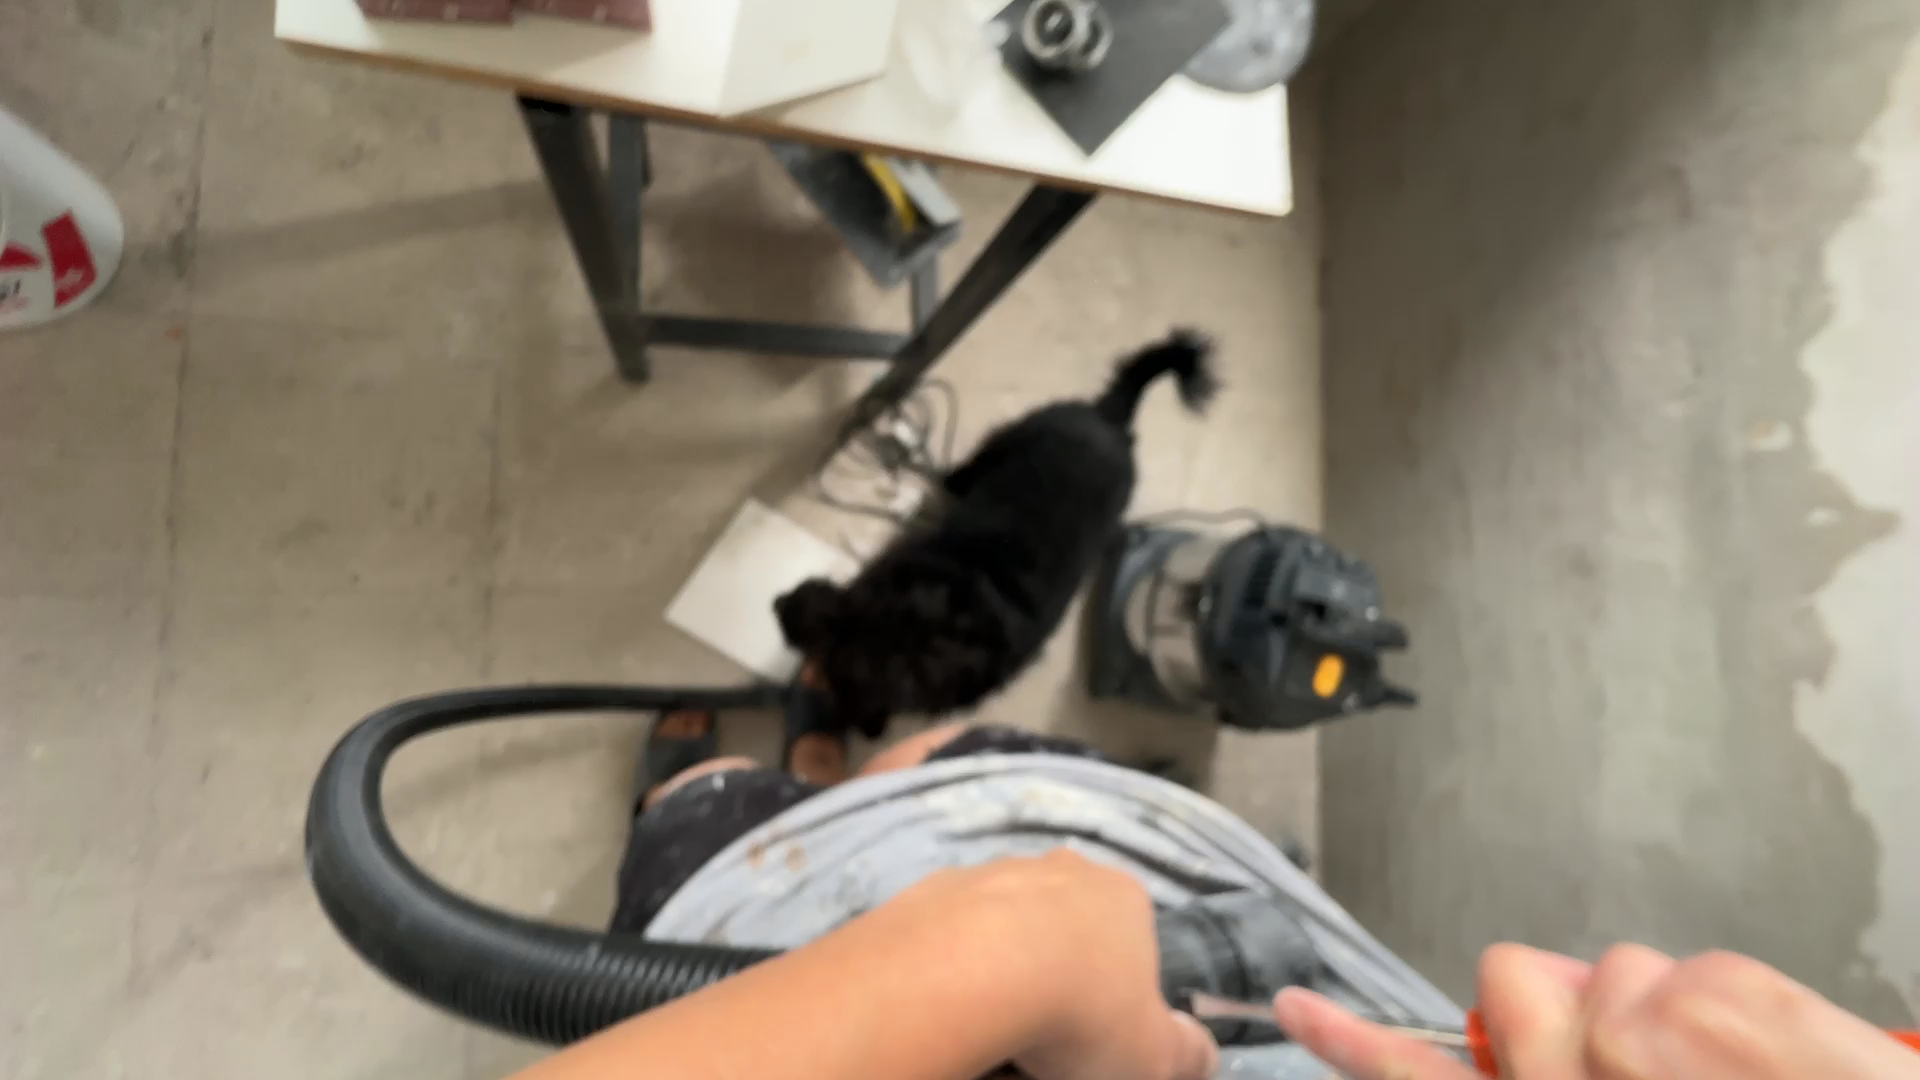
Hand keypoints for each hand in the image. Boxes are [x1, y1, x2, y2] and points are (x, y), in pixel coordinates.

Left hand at [860, 851, 1217, 1079]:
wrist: (972, 967)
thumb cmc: (1082, 1010)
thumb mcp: (1156, 1055)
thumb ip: (1188, 1051)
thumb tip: (1201, 1050)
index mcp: (1123, 895)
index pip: (1135, 936)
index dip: (1120, 988)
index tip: (1101, 1030)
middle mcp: (1065, 867)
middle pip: (1071, 923)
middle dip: (1063, 967)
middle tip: (1050, 1028)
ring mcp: (1001, 868)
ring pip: (1013, 920)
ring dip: (1010, 961)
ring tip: (1000, 1019)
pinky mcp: (945, 882)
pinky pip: (961, 926)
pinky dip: (962, 957)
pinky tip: (958, 995)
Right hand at [1274, 943, 1919, 1078]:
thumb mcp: (1628, 1076)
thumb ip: (1558, 1063)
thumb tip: (1507, 1035)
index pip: (1429, 1076)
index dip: (1356, 1049)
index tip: (1296, 1010)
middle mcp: (1597, 1066)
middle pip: (1513, 982)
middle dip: (1570, 1021)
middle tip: (1647, 1072)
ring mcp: (1660, 1039)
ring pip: (1615, 973)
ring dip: (1678, 1025)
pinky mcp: (1733, 1002)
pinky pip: (1697, 968)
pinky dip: (1749, 1010)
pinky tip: (1802, 1070)